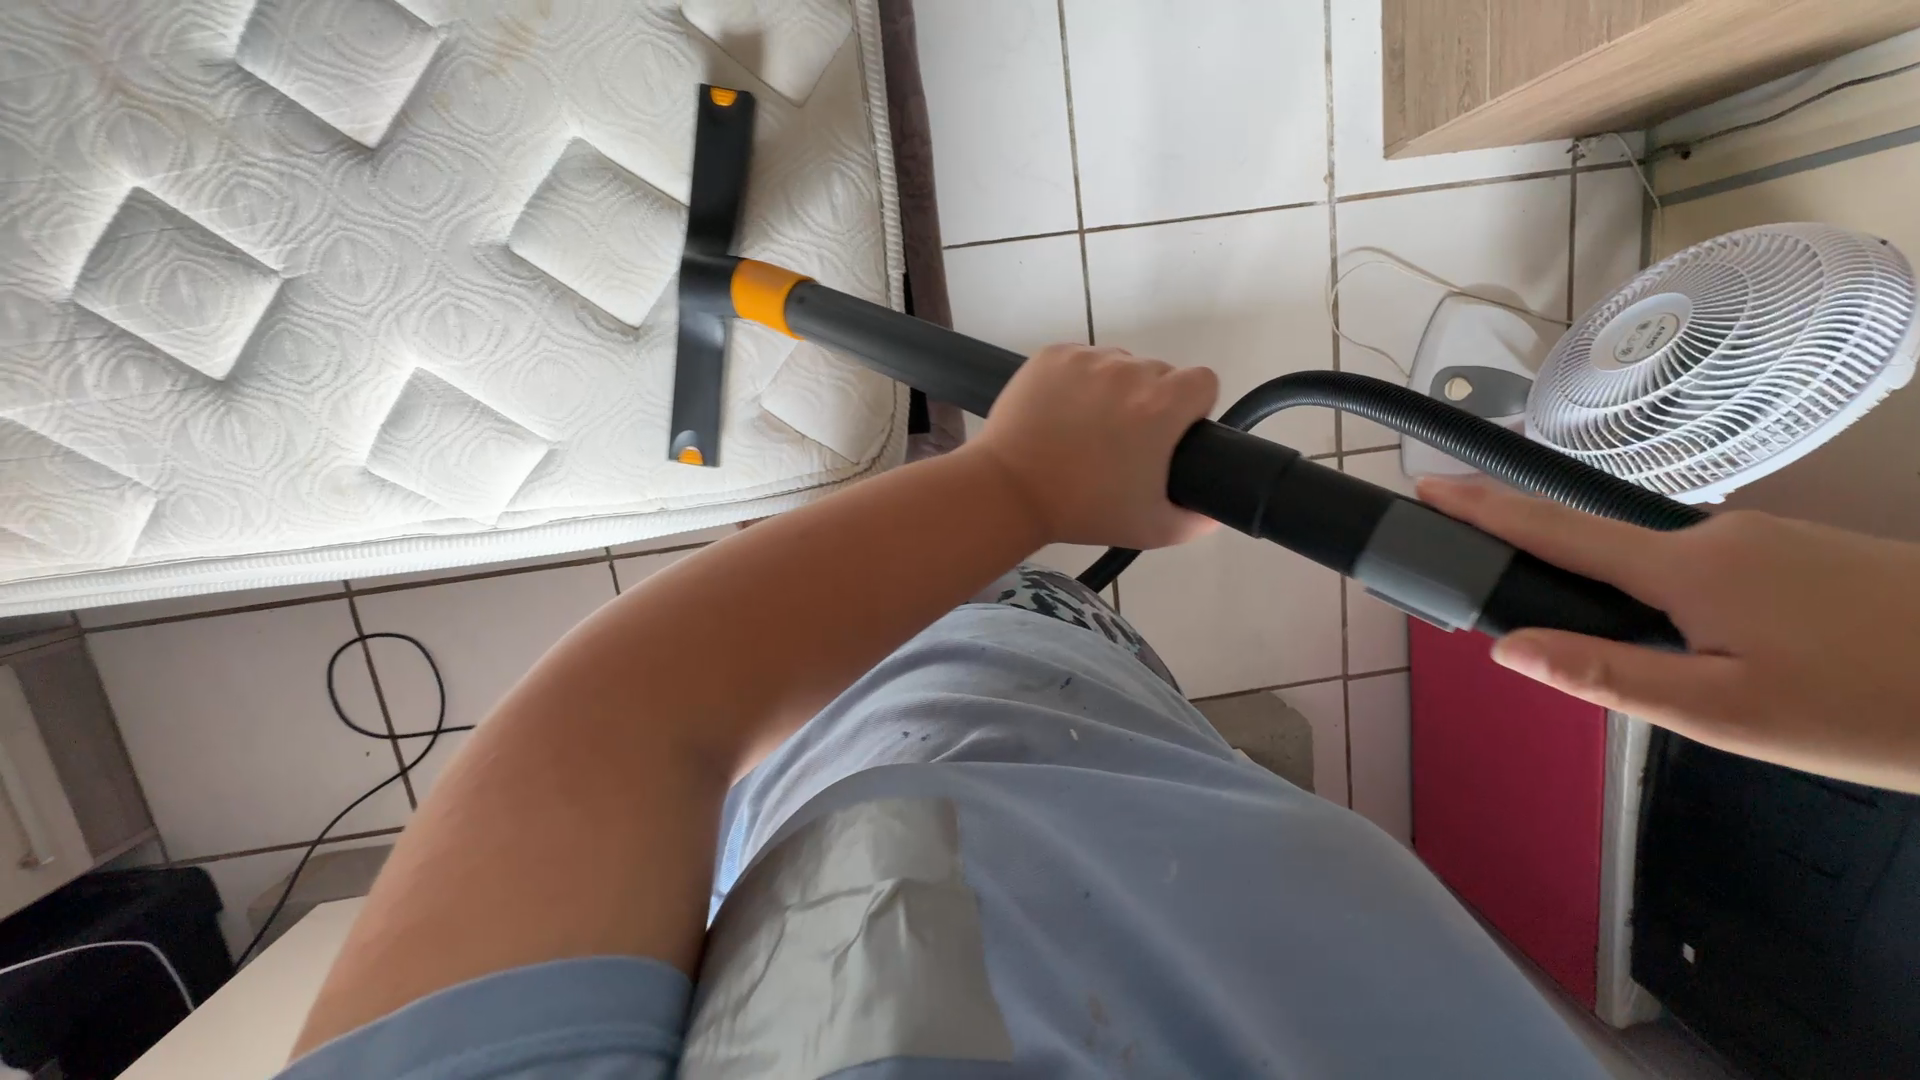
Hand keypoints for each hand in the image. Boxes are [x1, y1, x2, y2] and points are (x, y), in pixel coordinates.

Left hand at [967, 344, 1218, 549]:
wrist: (1010, 492)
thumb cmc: (1084, 510)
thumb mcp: (1153, 529)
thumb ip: (1195, 520)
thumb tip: (1211, 510)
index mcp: (1162, 404)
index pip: (1202, 381)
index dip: (1192, 407)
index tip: (1169, 433)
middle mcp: (1129, 371)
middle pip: (1159, 373)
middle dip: (1150, 401)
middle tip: (1121, 441)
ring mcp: (1087, 359)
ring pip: (1118, 364)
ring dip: (1113, 388)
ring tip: (1086, 427)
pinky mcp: (1051, 355)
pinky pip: (1080, 360)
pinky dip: (1076, 380)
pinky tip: (1060, 411)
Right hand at [1419, 477, 1919, 793]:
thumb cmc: (1881, 706)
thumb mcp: (1729, 715)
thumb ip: (1610, 676)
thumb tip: (1509, 647)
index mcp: (1684, 567)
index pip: (1552, 528)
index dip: (1481, 509)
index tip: (1426, 487)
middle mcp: (1715, 534)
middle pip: (1601, 549)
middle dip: (1559, 581)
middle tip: (1555, 641)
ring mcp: (1766, 538)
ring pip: (1659, 568)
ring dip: (1631, 606)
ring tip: (1680, 677)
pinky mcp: (1805, 555)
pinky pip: (1706, 573)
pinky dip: (1680, 605)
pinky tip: (1733, 660)